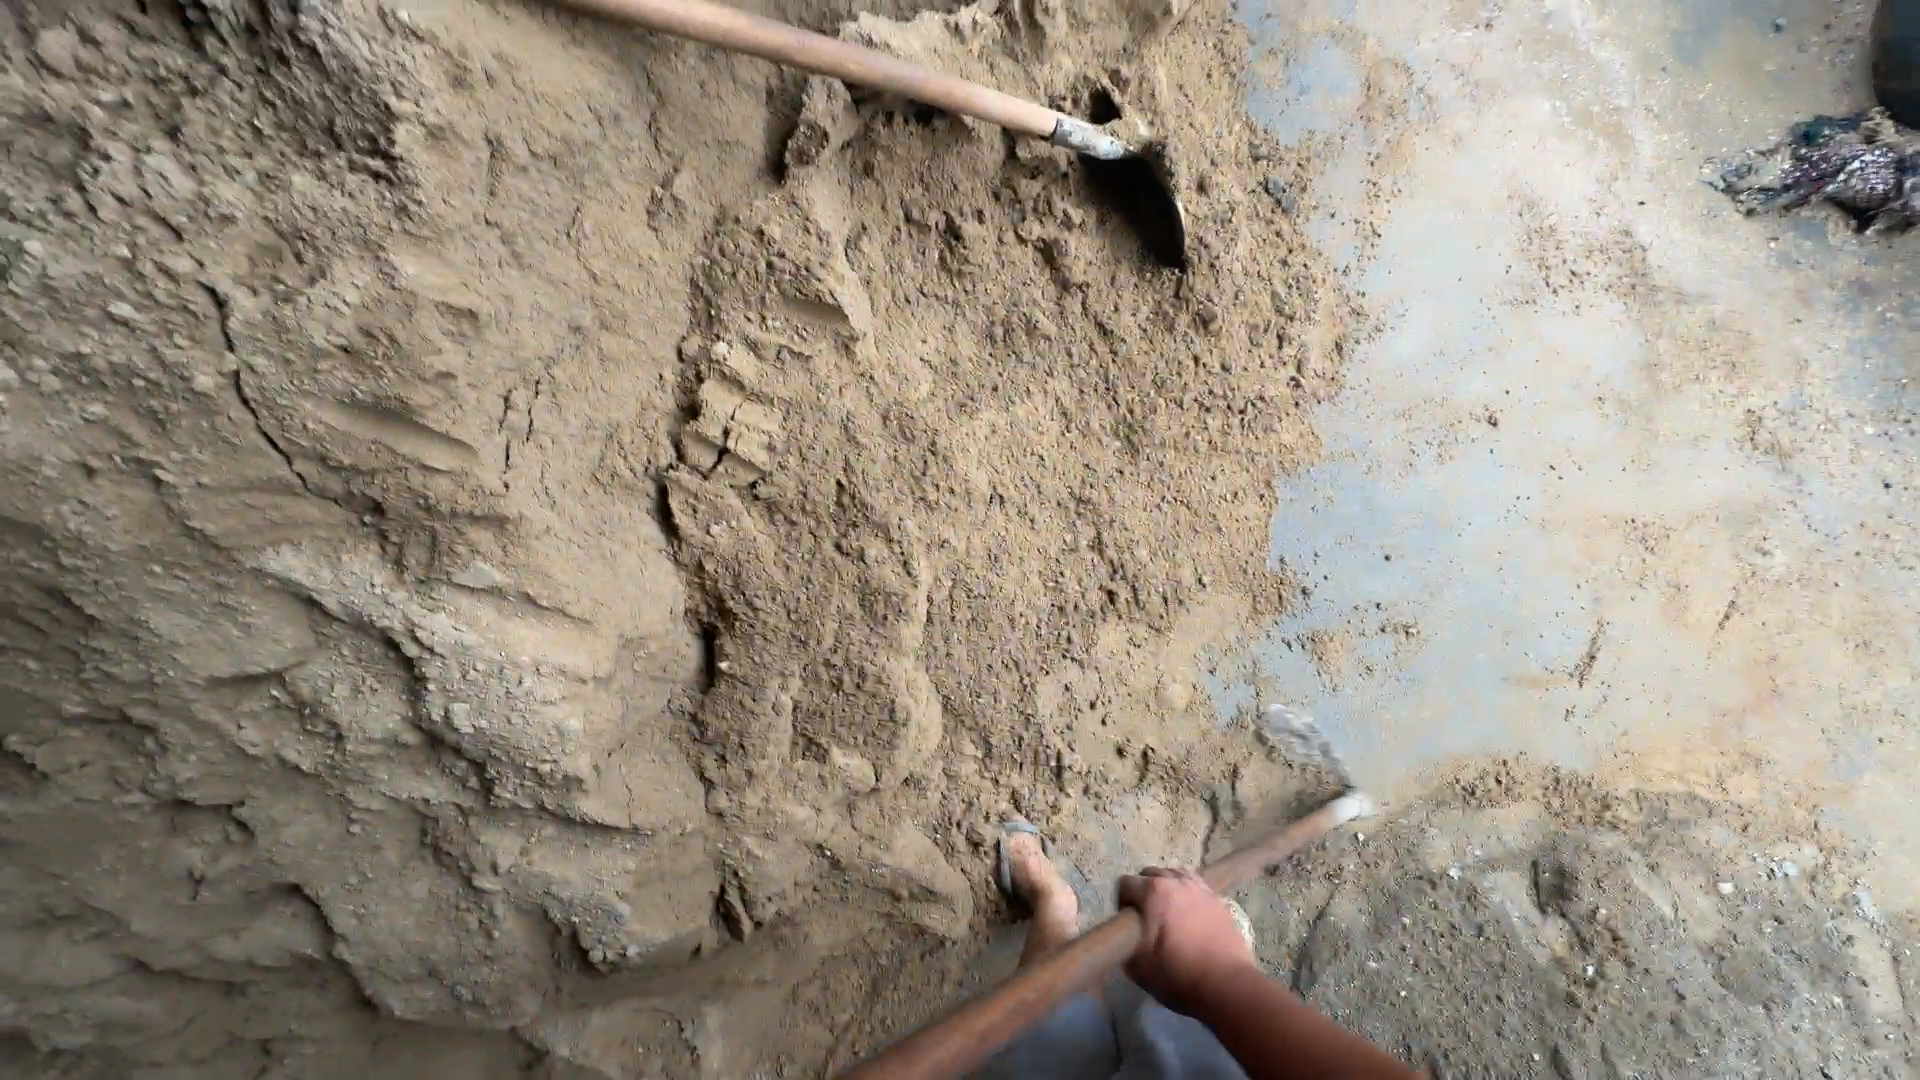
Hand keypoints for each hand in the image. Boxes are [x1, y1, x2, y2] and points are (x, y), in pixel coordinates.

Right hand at [1117, 867, 1257, 1014]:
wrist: (1226, 985)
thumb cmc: (1178, 974)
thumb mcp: (1138, 967)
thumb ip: (1124, 945)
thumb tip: (1125, 939)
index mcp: (1152, 891)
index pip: (1125, 883)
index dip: (1121, 902)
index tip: (1126, 922)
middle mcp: (1175, 881)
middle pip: (1150, 874)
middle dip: (1143, 891)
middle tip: (1146, 917)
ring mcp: (1199, 888)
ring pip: (1174, 874)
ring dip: (1166, 887)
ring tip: (1168, 910)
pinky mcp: (1217, 899)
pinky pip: (1195, 884)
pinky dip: (1187, 892)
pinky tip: (1189, 910)